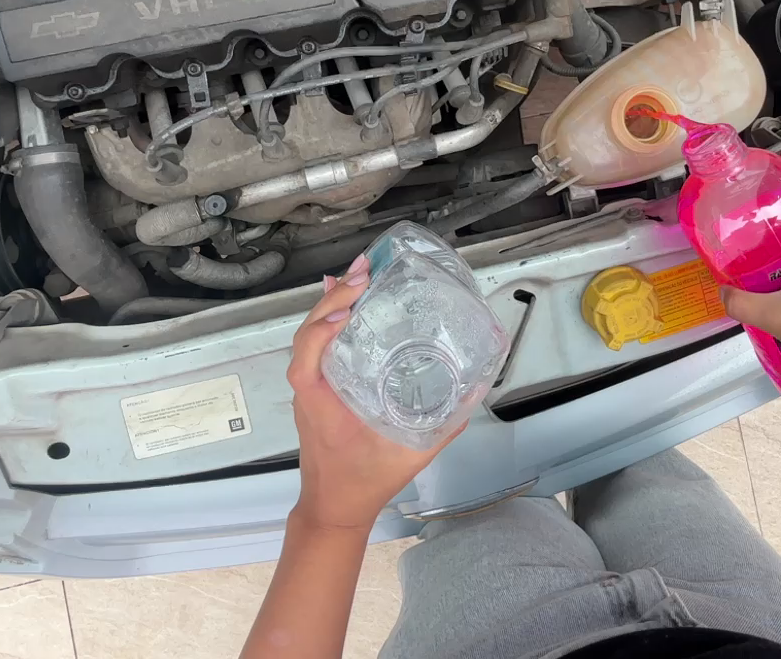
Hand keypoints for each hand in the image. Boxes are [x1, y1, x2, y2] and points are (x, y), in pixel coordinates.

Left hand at [287, 255, 458, 532]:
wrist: (333, 510)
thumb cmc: (363, 485)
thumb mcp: (409, 458)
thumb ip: (443, 429)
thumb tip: (473, 394)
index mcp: (323, 406)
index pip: (306, 362)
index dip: (320, 332)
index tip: (347, 312)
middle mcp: (310, 391)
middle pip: (306, 336)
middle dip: (333, 298)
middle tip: (364, 270)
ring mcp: (310, 387)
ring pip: (308, 336)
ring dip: (330, 302)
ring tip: (359, 274)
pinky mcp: (316, 387)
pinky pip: (316, 344)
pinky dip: (329, 316)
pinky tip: (345, 297)